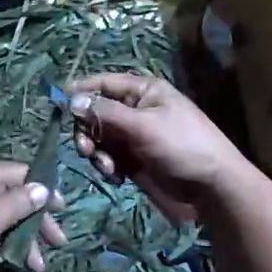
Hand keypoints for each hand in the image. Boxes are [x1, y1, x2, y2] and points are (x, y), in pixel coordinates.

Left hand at [0, 162, 66, 271]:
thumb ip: (19, 203)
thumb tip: (44, 188)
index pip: (25, 173)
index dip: (45, 190)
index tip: (62, 210)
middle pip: (19, 197)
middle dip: (39, 221)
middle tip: (57, 243)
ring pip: (9, 216)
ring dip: (25, 238)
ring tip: (37, 265)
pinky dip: (7, 242)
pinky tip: (12, 260)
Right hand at [67, 73, 249, 221]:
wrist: (212, 187)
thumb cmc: (182, 146)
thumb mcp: (142, 126)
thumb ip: (105, 113)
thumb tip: (72, 101)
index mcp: (144, 91)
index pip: (104, 83)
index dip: (81, 91)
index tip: (59, 104)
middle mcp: (137, 110)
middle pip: (96, 113)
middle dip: (88, 130)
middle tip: (87, 148)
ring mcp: (135, 137)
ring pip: (100, 138)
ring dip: (97, 152)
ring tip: (108, 167)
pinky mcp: (135, 161)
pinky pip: (110, 158)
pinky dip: (108, 166)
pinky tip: (117, 177)